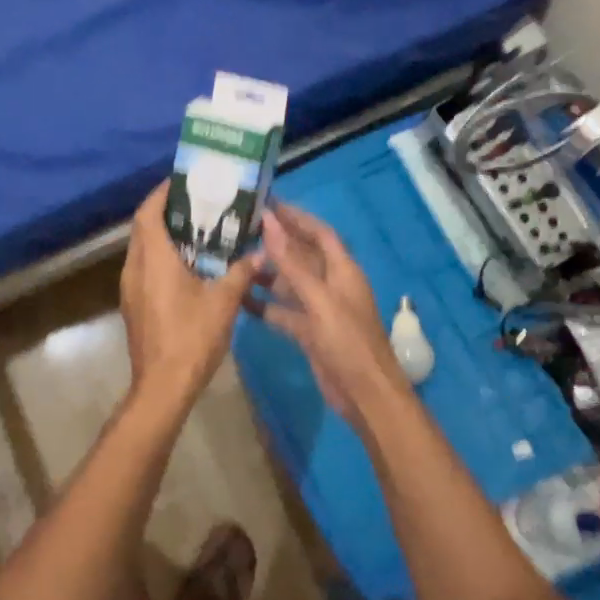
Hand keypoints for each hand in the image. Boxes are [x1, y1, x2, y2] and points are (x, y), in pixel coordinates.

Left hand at [120, 181, 257, 404]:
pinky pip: (144, 269)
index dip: (162, 193)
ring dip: (164, 236)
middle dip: (166, 212)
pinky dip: (162, 258)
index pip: (149, 212)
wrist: (162, 386)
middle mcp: (135, 267)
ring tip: (197, 232)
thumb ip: (241, 272)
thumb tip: (259, 252)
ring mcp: (130, 288)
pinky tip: (188, 267)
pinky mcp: (133, 305)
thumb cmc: (192, 337)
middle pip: (144, 228)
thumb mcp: (224, 302)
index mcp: (154, 259)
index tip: (182, 182)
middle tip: (197, 204)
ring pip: (143, 250)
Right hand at [253, 204, 407, 419]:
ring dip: (267, 273)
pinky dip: (265, 305)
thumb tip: (270, 224)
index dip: (297, 217)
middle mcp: (331, 285)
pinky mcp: (309, 332)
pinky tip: (240, 299)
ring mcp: (320, 309)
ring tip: (234, 260)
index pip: (320, 233)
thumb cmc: (348, 342)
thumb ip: (292, 264)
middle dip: (277, 242)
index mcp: (343, 271)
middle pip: (303, 255)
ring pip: (290, 283)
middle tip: (242, 229)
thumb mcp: (319, 300)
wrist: (365, 395)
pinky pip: (283, 311)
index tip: (268, 204)